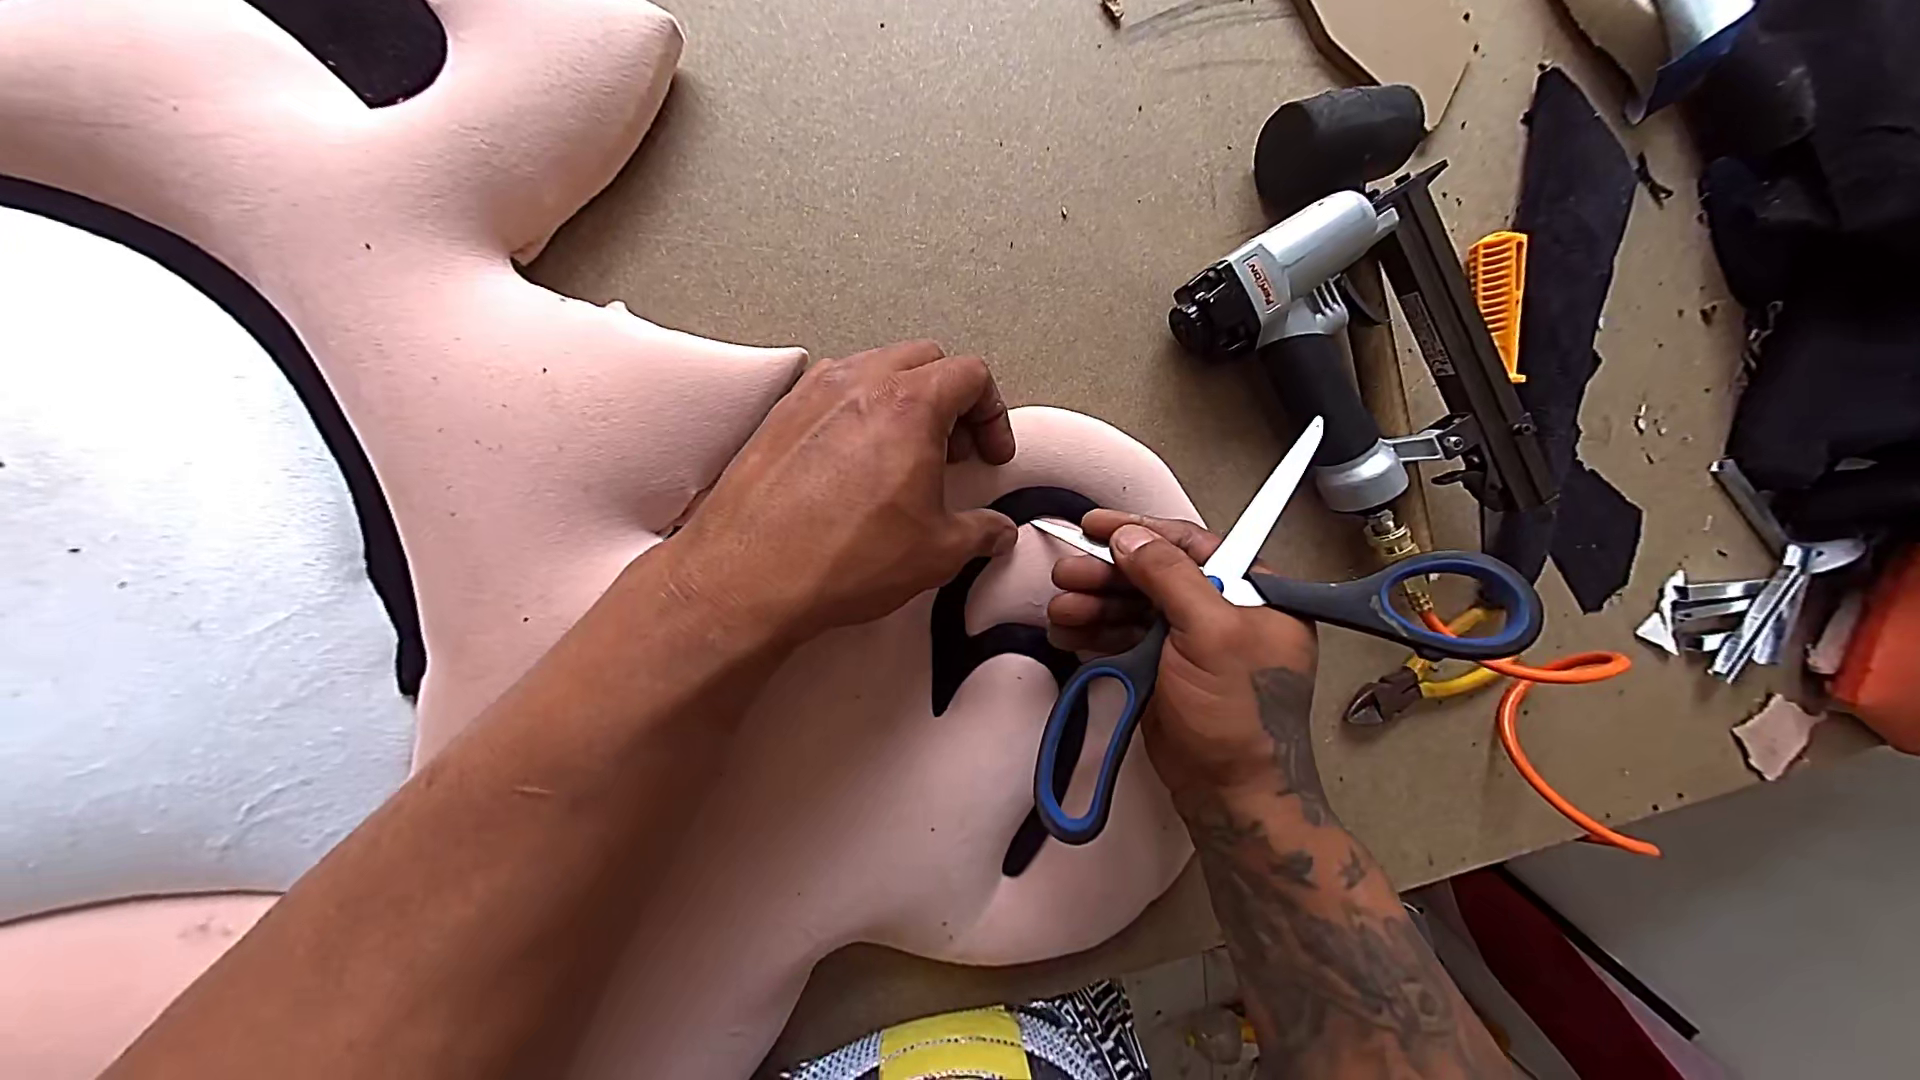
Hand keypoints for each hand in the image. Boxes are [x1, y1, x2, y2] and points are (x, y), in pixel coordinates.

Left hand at [654, 340, 1017, 639]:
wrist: (748, 579)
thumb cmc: (831, 558)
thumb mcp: (937, 552)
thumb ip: (981, 532)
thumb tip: (992, 531)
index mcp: (908, 405)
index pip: (971, 375)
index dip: (993, 414)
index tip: (988, 448)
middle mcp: (857, 386)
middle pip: (925, 360)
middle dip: (952, 399)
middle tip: (955, 446)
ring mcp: (812, 396)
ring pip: (875, 369)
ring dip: (903, 400)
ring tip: (907, 451)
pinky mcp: (780, 417)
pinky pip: (832, 392)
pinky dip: (858, 412)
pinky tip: (857, 460)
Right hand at [1047, 511, 1318, 799]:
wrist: (1228, 792)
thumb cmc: (1242, 720)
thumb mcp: (1211, 635)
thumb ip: (1171, 578)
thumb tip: (1133, 538)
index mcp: (1250, 594)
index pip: (1189, 544)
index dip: (1139, 531)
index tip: (1097, 525)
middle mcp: (1219, 611)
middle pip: (1151, 573)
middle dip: (1105, 572)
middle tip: (1069, 573)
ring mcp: (1186, 640)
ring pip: (1130, 605)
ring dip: (1092, 603)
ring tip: (1063, 608)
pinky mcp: (1159, 665)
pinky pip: (1120, 635)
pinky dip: (1093, 631)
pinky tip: (1069, 630)